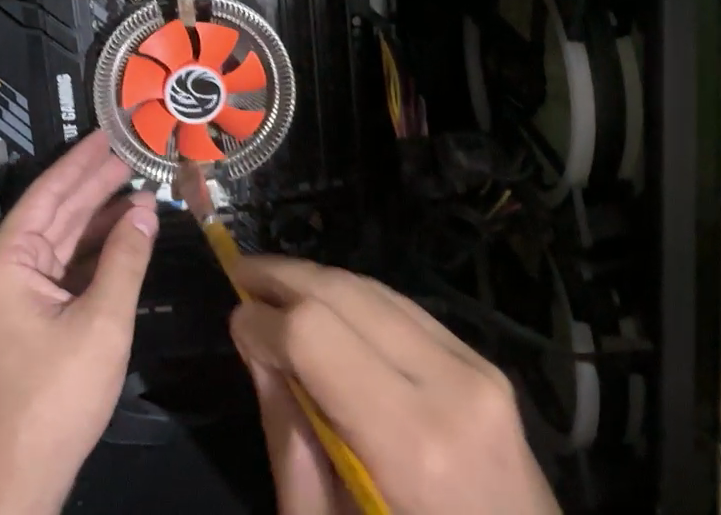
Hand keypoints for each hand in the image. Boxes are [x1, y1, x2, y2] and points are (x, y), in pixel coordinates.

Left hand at [0, 131, 158, 514]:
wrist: (23, 474)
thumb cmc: (55, 395)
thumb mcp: (100, 322)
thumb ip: (125, 260)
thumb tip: (145, 210)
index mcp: (8, 260)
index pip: (48, 193)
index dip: (81, 161)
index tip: (109, 132)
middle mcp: (10, 268)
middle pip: (57, 211)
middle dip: (95, 182)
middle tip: (133, 148)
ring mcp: (23, 293)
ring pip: (67, 239)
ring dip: (102, 215)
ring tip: (141, 183)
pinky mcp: (39, 315)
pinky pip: (72, 268)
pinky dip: (100, 250)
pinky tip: (129, 231)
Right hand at [228, 256, 559, 514]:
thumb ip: (290, 438)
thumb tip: (256, 347)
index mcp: (413, 445)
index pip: (316, 334)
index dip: (265, 321)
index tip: (234, 326)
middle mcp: (453, 386)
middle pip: (346, 295)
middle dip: (284, 278)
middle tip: (240, 275)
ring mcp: (477, 369)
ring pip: (375, 291)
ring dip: (316, 280)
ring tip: (270, 285)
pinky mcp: (485, 365)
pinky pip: (404, 309)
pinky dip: (353, 299)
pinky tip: (324, 306)